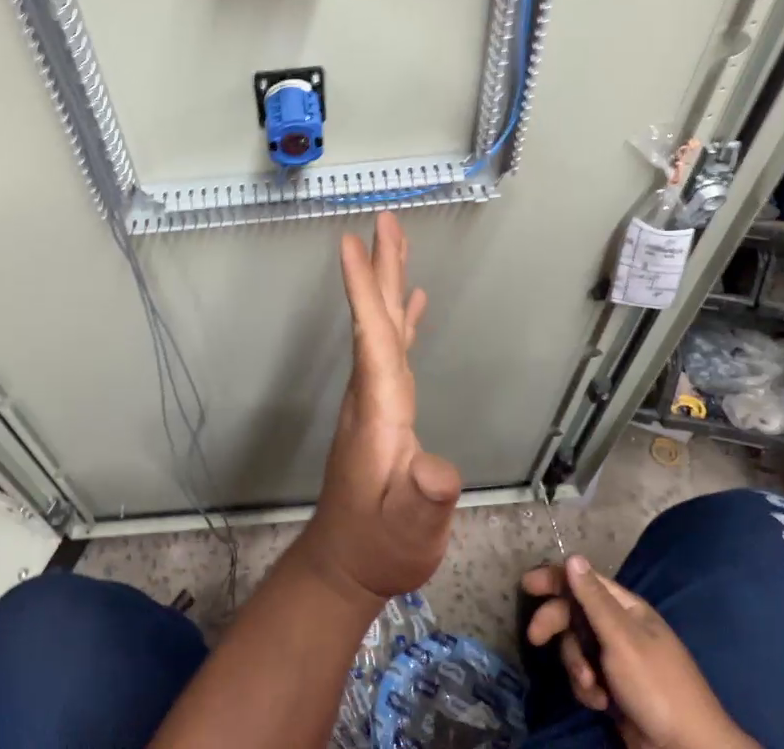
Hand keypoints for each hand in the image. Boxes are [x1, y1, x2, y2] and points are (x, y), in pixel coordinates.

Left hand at [298, 213, 461, 606]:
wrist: (349, 562)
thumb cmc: (382, 546)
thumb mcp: (411, 530)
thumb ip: (423, 499)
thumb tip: (434, 467)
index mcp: (377, 411)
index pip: (371, 339)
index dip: (364, 291)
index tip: (352, 242)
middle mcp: (370, 395)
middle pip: (374, 321)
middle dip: (378, 269)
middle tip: (384, 220)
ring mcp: (374, 401)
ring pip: (381, 329)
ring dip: (387, 284)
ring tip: (396, 244)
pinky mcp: (382, 410)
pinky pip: (391, 349)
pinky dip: (400, 320)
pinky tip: (413, 303)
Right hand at [522, 557, 759, 748]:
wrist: (686, 748)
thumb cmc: (656, 686)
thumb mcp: (621, 639)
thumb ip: (594, 599)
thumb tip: (573, 556)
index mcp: (628, 609)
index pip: (585, 581)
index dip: (555, 579)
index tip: (526, 586)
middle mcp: (622, 629)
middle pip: (575, 614)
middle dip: (557, 627)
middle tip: (535, 639)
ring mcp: (618, 659)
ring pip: (577, 648)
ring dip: (576, 667)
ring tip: (591, 687)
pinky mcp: (614, 687)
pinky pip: (586, 676)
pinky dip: (587, 688)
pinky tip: (600, 703)